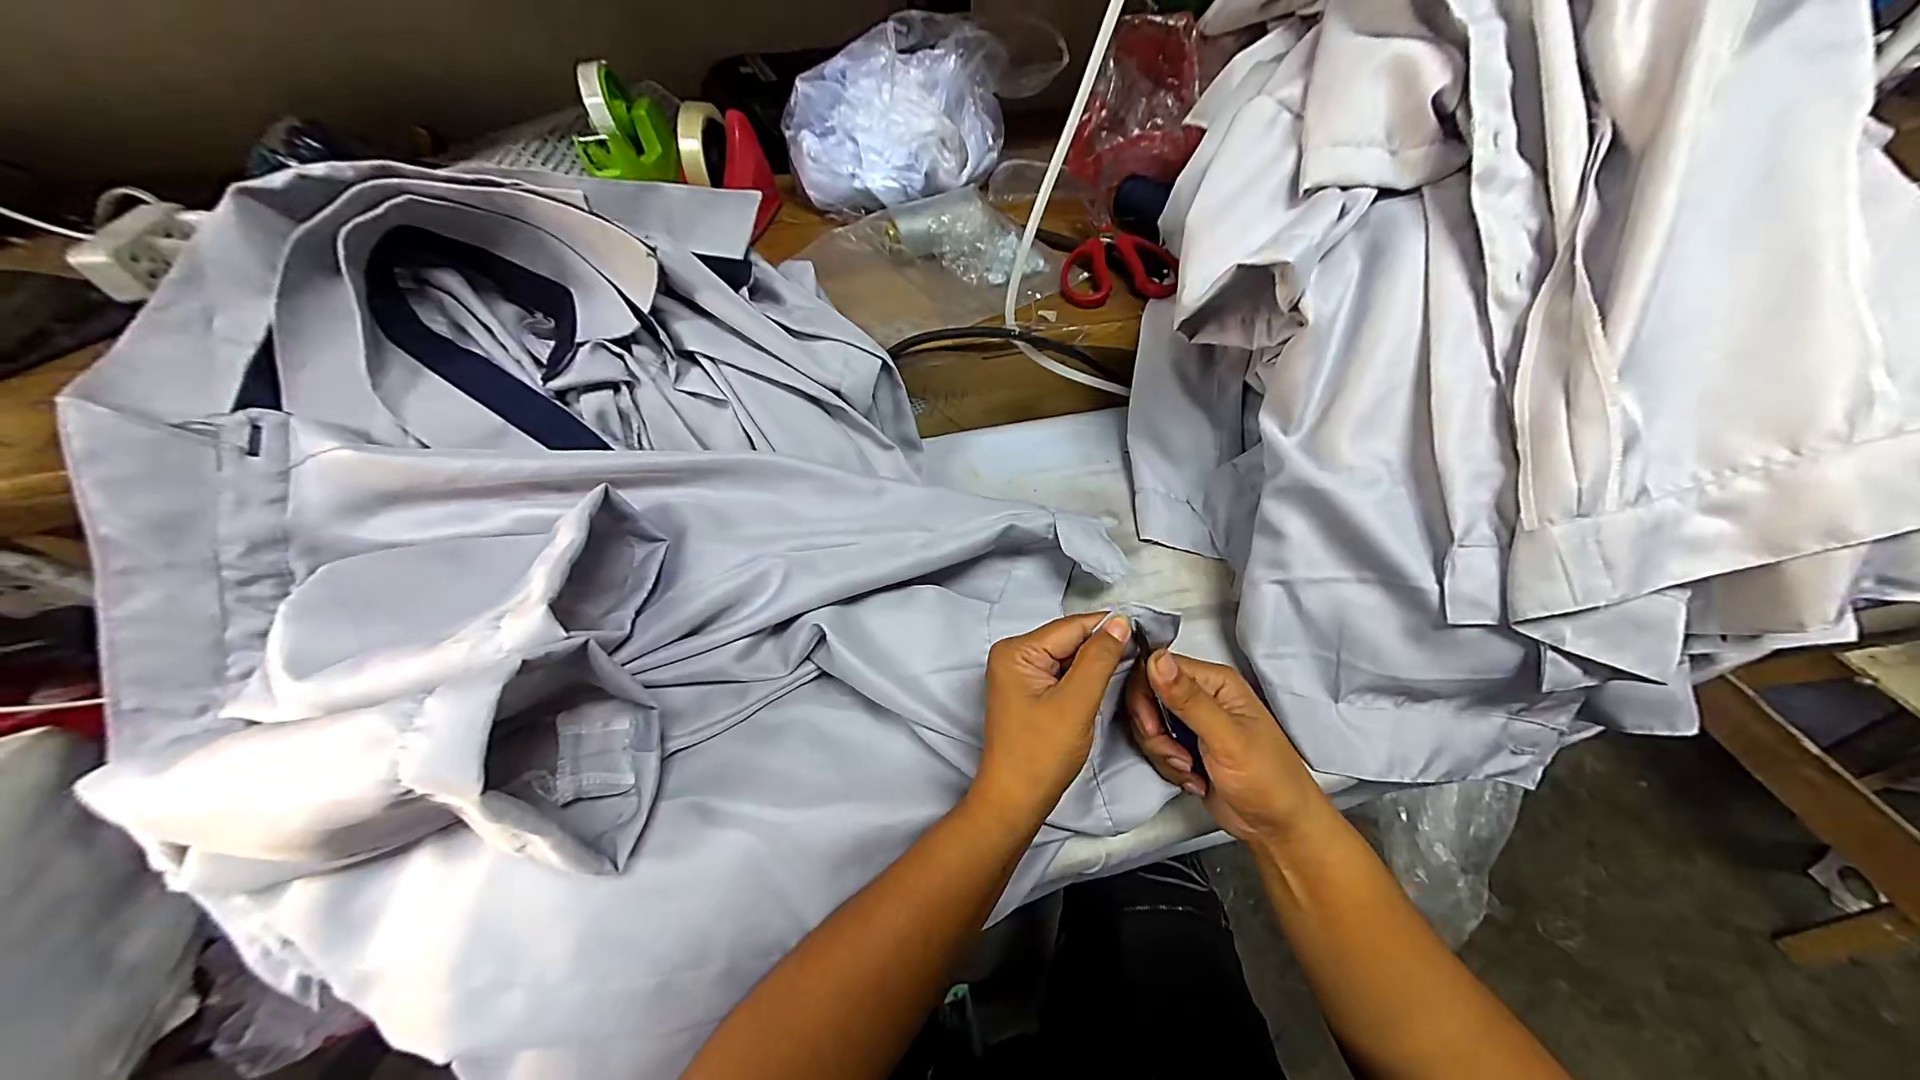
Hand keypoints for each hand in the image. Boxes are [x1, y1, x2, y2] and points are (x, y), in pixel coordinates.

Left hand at [974, 612, 1132, 824]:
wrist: (1016, 799)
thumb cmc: (1040, 755)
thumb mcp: (1076, 702)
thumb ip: (1099, 659)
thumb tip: (1120, 624)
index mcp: (1016, 651)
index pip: (1072, 626)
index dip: (1109, 627)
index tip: (1145, 630)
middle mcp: (1013, 655)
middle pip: (1069, 639)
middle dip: (1103, 646)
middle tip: (1142, 651)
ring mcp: (1019, 673)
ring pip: (1069, 656)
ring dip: (1096, 662)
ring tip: (1129, 666)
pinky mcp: (1028, 690)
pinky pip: (1062, 673)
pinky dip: (1084, 677)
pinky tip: (1104, 682)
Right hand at [1124, 650, 1330, 848]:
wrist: (1278, 828)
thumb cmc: (1270, 782)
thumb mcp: (1227, 738)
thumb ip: (1189, 699)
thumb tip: (1158, 661)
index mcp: (1216, 681)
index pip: (1157, 668)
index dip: (1146, 696)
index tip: (1153, 726)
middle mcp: (1202, 695)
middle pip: (1147, 697)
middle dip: (1154, 732)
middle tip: (1175, 753)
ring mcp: (1193, 722)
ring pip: (1149, 725)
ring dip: (1162, 753)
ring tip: (1191, 768)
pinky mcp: (1186, 745)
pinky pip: (1155, 747)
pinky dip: (1168, 766)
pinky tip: (1194, 778)